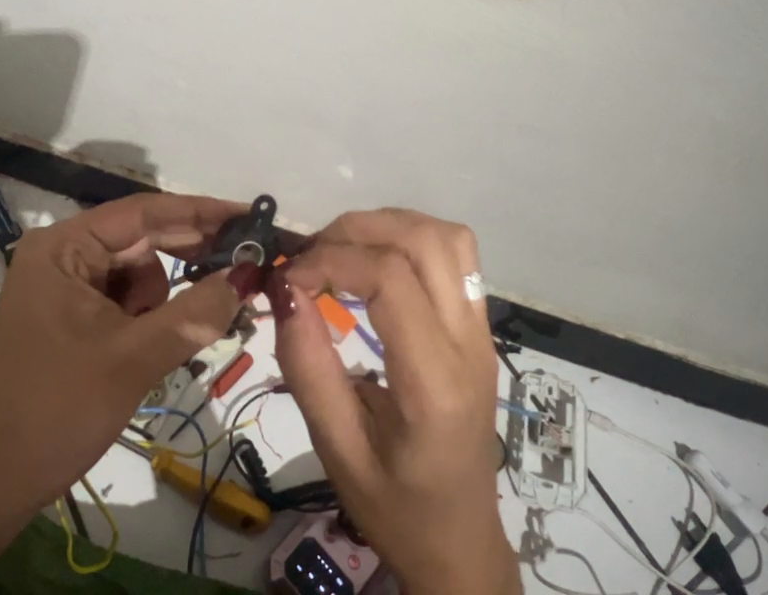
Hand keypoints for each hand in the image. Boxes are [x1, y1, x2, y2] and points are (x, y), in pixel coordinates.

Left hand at [0, 193, 260, 512]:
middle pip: (141, 239)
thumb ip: (195, 313)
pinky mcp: (69, 316)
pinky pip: (123, 299)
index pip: (143, 213)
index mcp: (63, 247)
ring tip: (161, 342)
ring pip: (138, 272)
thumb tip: (248, 275)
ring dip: (164, 299)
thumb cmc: (58, 409)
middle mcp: (61, 254)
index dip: (200, 212)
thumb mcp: (134, 358)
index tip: (250, 215)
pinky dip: (148, 316)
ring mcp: (63, 286)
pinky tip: (152, 346)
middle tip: (247, 264)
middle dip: (189, 255)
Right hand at [273, 209, 517, 594]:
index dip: (332, 260)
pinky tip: (376, 264)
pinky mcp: (480, 329)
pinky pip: (456, 258)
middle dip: (357, 230)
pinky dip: (411, 240)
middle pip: (425, 240)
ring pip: (448, 238)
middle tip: (310, 257)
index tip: (289, 279)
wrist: (459, 542)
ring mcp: (482, 332)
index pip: (391, 278)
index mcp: (433, 382)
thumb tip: (285, 291)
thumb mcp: (337, 449)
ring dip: (388, 226)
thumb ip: (309, 368)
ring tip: (341, 251)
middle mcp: (468, 344)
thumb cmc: (394, 507)